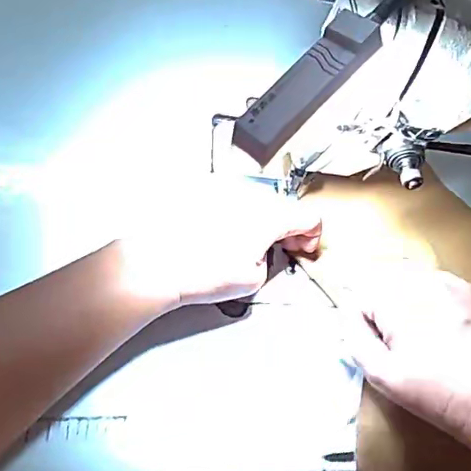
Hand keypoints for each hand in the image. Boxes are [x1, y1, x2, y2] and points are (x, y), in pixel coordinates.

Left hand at [114, 178, 321, 309]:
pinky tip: (222, 238)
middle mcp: (250, 196)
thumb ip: (272, 260)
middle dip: (285, 228)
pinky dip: (235, 217)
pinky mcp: (204, 193)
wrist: (158, 263)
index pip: (309, 216)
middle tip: (279, 249)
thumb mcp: (254, 279)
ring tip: (244, 247)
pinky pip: (231, 202)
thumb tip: (266, 254)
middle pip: (283, 207)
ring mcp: (226, 191)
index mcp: (270, 215)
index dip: (312, 235)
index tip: (304, 246)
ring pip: (256, 203)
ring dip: (259, 221)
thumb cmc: (199, 270)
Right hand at [351, 269, 470, 454]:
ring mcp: (449, 280)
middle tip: (397, 343)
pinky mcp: (470, 289)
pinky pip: (436, 283)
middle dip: (382, 305)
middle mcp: (420, 278)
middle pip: (382, 278)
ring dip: (405, 298)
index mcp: (395, 296)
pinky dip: (429, 298)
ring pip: (410, 277)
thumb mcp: (381, 374)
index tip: (378, 347)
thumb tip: (347, 311)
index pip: (358, 294)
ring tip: (420, 336)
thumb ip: (354, 336)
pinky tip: (441, 327)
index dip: (363, 322)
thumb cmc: (435, 392)